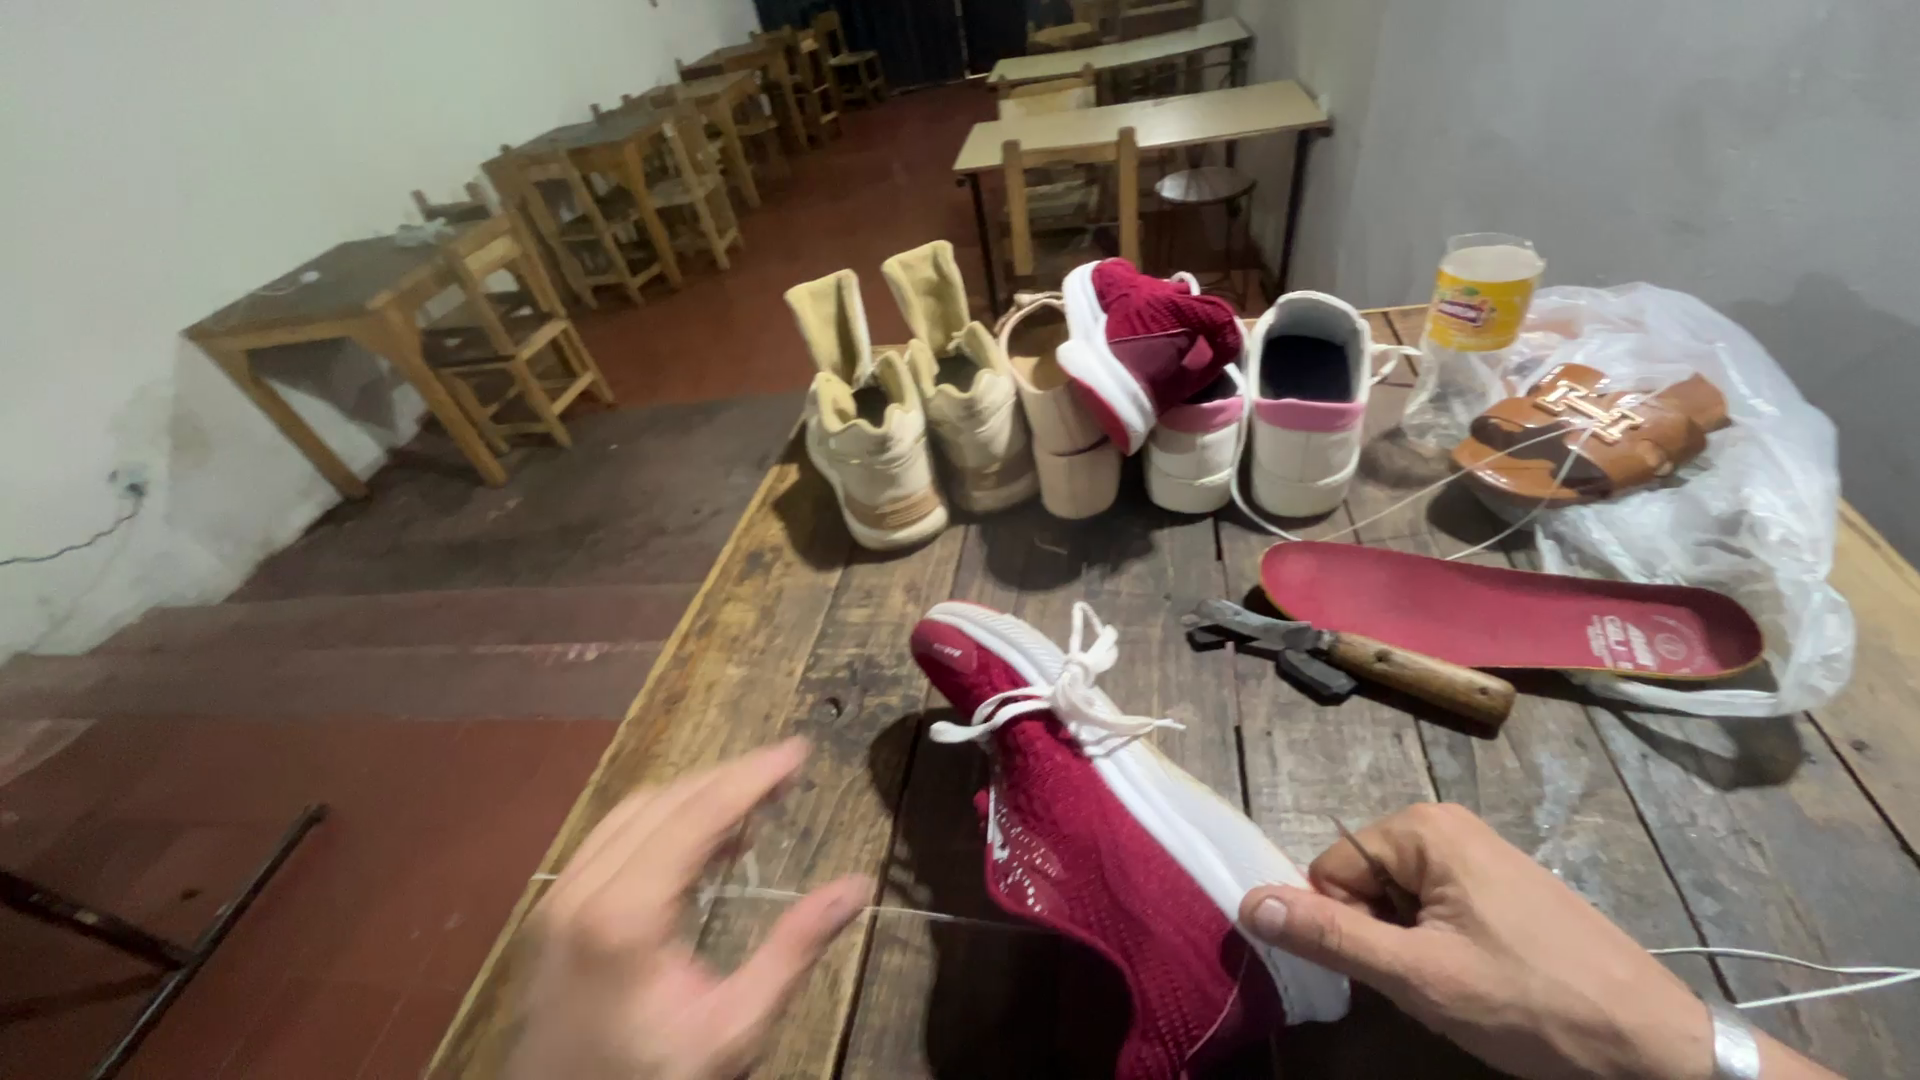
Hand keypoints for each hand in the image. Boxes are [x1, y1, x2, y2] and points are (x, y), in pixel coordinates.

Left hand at [506, 738, 870, 1079]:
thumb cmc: (653, 1078)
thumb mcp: (734, 1030)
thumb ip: (794, 951)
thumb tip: (858, 885)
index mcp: (624, 914)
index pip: (698, 814)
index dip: (754, 775)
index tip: (799, 751)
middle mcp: (584, 888)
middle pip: (668, 801)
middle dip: (732, 778)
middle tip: (789, 775)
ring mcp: (562, 896)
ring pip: (638, 809)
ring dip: (698, 795)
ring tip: (756, 803)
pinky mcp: (556, 908)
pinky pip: (615, 833)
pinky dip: (665, 818)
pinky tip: (703, 839)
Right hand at [1239, 804, 1835, 1079]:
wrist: (1668, 1055)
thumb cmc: (1535, 1006)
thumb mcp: (1419, 977)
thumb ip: (1329, 936)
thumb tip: (1248, 903)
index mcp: (1421, 828)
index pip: (1331, 869)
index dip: (1348, 927)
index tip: (1397, 972)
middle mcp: (1446, 823)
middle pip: (1365, 879)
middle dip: (1383, 936)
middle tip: (1434, 982)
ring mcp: (1480, 850)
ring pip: (1399, 897)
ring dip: (1412, 945)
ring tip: (1464, 985)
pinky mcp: (1505, 882)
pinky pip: (1438, 904)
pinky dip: (1444, 944)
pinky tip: (1486, 979)